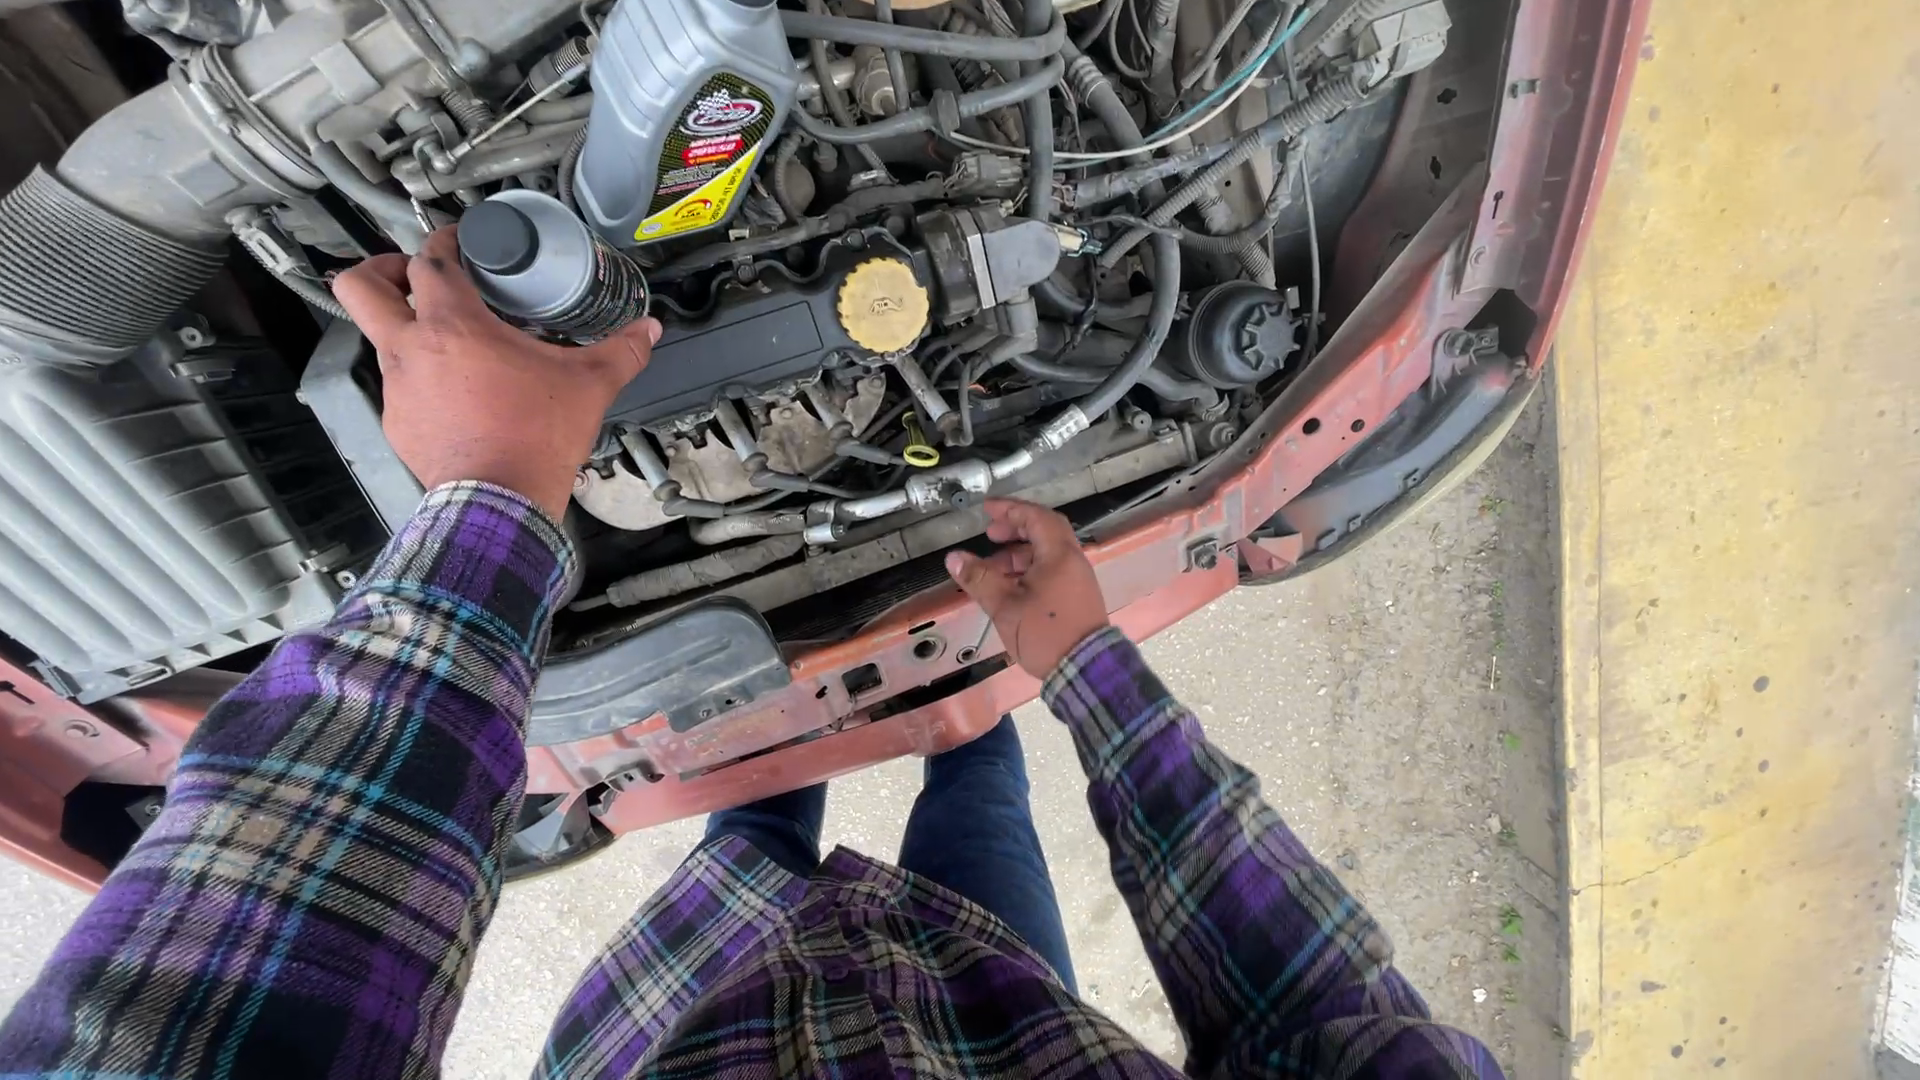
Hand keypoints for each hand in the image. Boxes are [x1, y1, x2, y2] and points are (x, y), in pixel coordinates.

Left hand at [330, 226, 659, 519]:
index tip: (460, 243)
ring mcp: (397, 386)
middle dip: (382, 271)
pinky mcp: (398, 421)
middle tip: (414, 279)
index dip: (443, 243)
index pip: (430, 262)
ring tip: (451, 347)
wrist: (502, 498)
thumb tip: (649, 330)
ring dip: (406, 331)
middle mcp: (411, 348)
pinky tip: (460, 399)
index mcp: (455, 326)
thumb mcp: (590, 387)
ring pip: (378, 338)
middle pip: (360, 285)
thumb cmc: (539, 434)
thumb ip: (621, 353)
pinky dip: (423, 382)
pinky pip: (400, 387)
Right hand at [945, 499, 1109, 678]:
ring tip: (993, 568)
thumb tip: (953, 558)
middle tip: (990, 535)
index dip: (1010, 510)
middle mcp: (1073, 560)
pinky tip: (1010, 587)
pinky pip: (1052, 570)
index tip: (987, 509)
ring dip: (1019, 554)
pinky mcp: (1077, 597)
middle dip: (1015, 529)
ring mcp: (1078, 579)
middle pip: (1044, 531)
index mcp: (1059, 554)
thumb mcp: (1005, 606)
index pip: (1035, 517)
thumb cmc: (1044, 632)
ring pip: (1047, 554)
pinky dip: (1030, 569)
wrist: (1085, 670)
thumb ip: (979, 579)